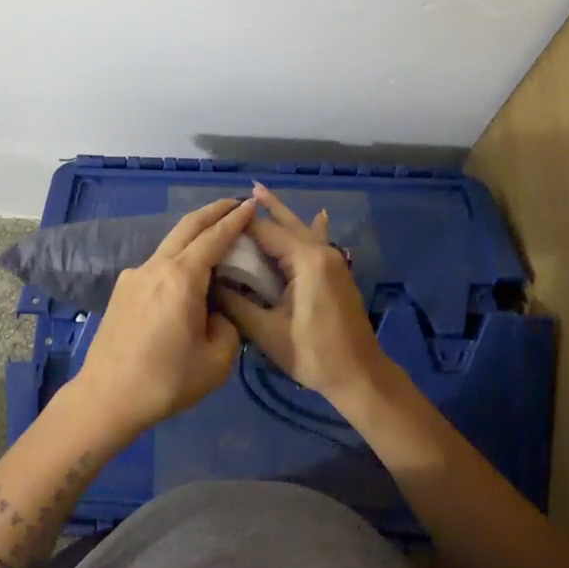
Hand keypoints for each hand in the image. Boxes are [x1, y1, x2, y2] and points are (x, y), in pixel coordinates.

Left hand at [69, 197, 256, 436]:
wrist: (107, 397)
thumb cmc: (166, 381)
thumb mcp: (216, 360)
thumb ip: (228, 326)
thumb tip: (219, 311)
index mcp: (182, 278)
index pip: (214, 237)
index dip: (235, 219)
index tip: (251, 204)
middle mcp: (156, 266)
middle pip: (188, 226)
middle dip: (213, 211)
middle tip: (235, 203)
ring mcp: (134, 275)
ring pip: (170, 244)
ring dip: (194, 234)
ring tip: (215, 236)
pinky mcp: (122, 290)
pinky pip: (156, 263)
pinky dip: (178, 257)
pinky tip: (187, 274)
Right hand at [215, 184, 397, 405]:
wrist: (360, 376)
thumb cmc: (313, 354)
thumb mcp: (267, 332)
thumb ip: (236, 304)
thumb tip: (208, 283)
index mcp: (306, 260)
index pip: (264, 232)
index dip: (237, 226)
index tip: (213, 221)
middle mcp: (322, 252)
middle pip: (284, 225)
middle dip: (262, 209)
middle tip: (239, 191)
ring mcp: (334, 261)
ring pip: (301, 230)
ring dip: (281, 215)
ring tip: (260, 192)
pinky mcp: (337, 273)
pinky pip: (317, 241)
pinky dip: (309, 228)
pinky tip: (318, 215)